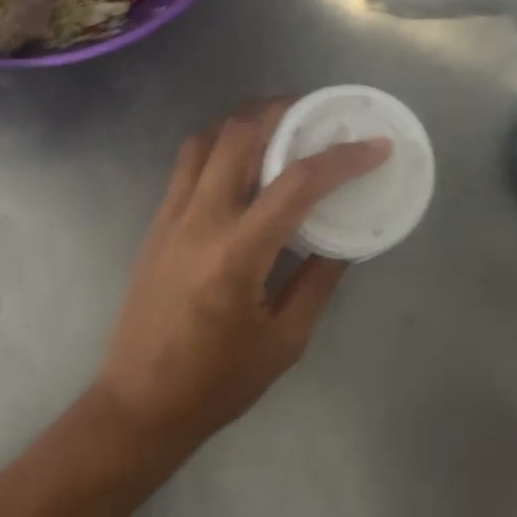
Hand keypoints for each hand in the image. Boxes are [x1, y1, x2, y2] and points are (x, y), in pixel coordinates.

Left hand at [93, 100, 389, 448]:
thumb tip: (342, 243)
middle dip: (283, 112)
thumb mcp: (284, 341)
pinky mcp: (154, 231)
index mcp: (237, 255)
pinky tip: (240, 172)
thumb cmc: (217, 384)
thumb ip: (317, 283)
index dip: (343, 158)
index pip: (297, 183)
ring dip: (244, 124)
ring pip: (204, 142)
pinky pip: (185, 170)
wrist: (141, 404)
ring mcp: (169, 222)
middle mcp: (199, 223)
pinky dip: (216, 152)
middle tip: (317, 118)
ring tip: (278, 132)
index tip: (375, 146)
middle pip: (239, 135)